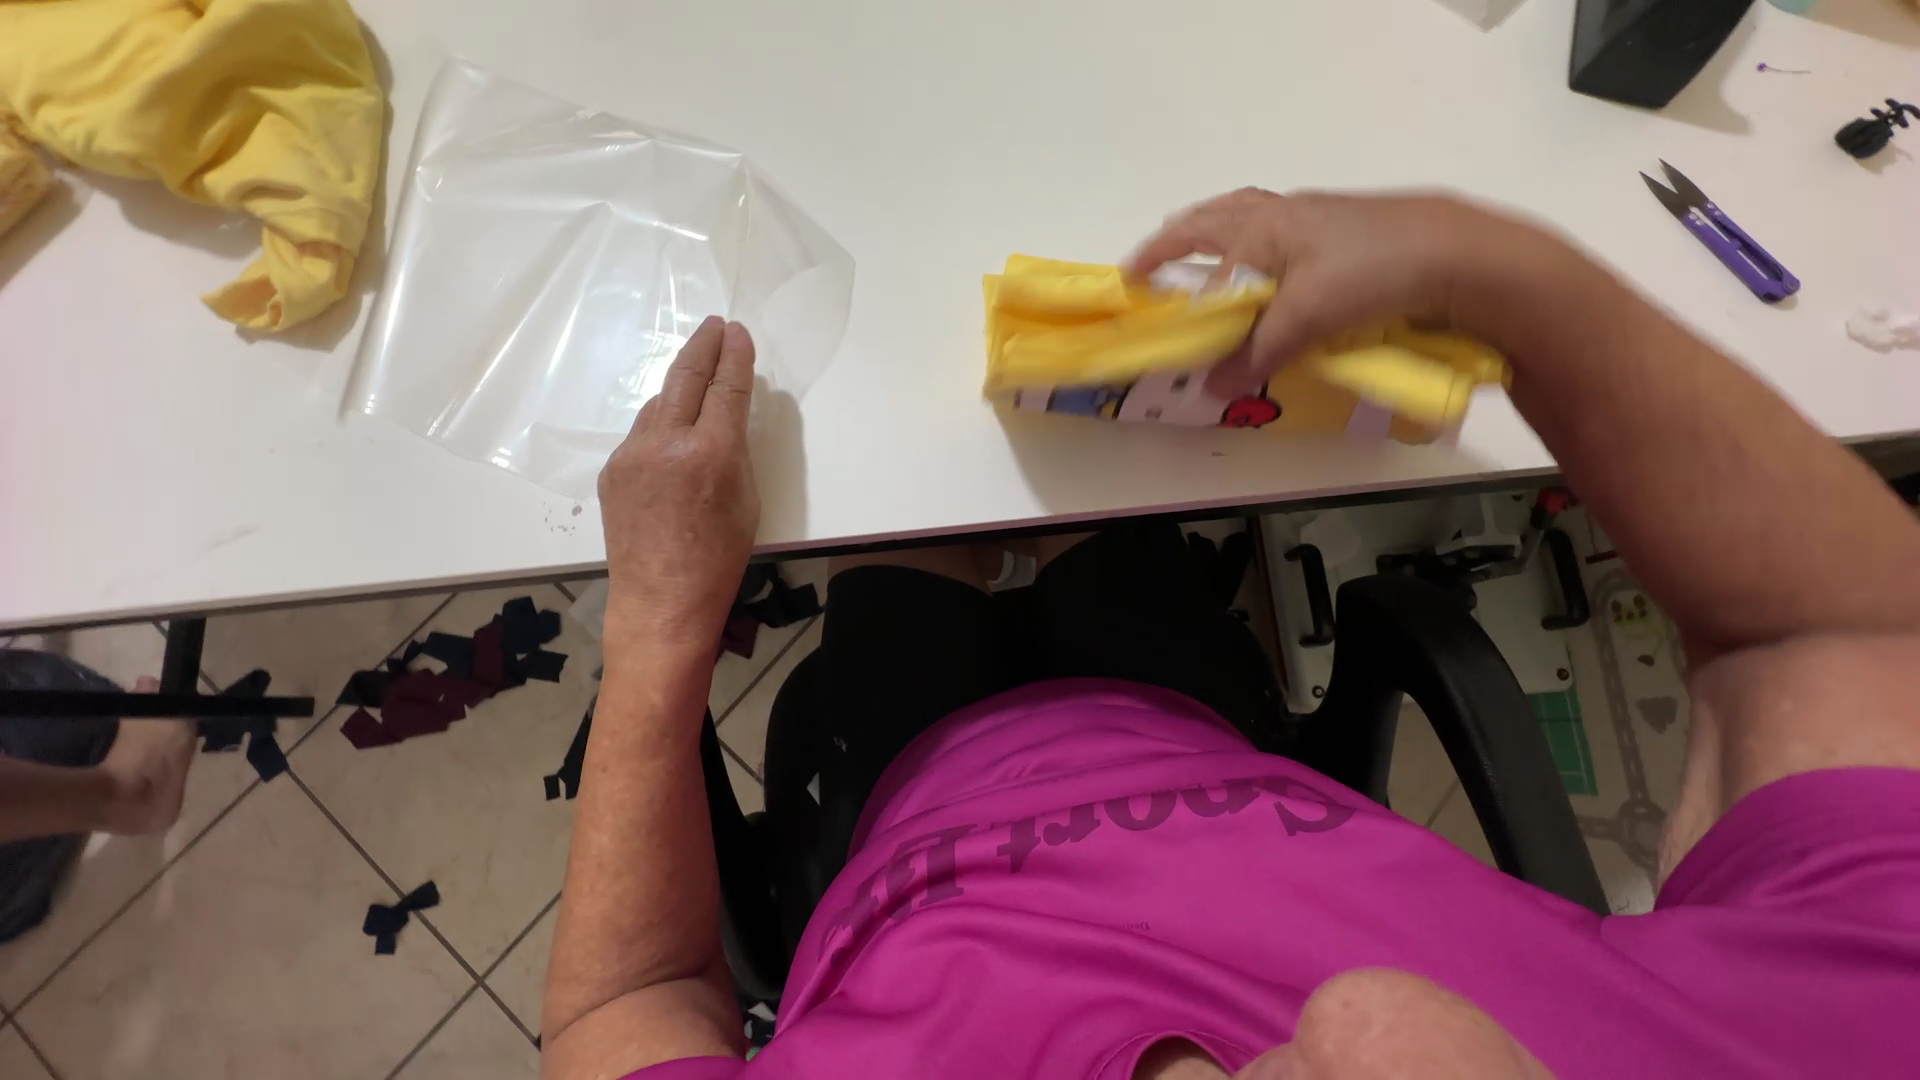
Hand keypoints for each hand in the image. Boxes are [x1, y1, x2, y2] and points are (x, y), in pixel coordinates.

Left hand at [599, 316, 758, 653]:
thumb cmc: (719, 560)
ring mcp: (632, 455)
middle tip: (715, 326)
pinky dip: (661, 422)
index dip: (736, 357)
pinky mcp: (613, 470)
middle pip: (685, 378)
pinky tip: (673, 433)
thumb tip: (723, 423)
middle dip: (703, 347)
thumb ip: (736, 454)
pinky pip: (642, 433)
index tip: (739, 334)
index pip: (727, 389)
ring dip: (680, 387)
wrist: (661, 601)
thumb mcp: (747, 502)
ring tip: (697, 378)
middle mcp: (666, 443)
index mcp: (711, 453)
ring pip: (659, 404)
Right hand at [1127, 189, 1589, 395]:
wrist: (1466, 258)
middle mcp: (1287, 214)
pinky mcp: (1349, 238)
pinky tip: (1274, 282)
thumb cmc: (1372, 273)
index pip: (1196, 238)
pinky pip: (1286, 239)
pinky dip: (1262, 254)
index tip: (1131, 281)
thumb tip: (1207, 390)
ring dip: (1223, 240)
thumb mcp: (1303, 319)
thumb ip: (1252, 354)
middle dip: (1184, 237)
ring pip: (1254, 222)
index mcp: (1265, 225)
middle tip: (1161, 263)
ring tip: (1211, 268)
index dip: (1158, 258)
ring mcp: (1321, 221)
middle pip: (1220, 215)